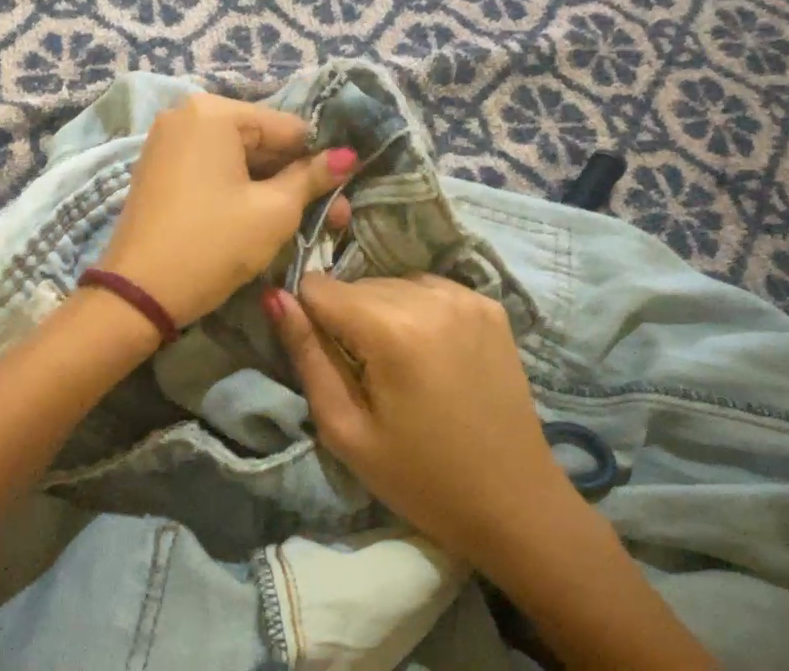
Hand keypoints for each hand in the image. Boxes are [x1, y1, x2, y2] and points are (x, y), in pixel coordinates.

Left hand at [97, 94, 355, 327]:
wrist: (138, 292)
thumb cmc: (213, 245)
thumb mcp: (274, 211)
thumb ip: (312, 177)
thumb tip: (348, 155)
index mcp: (213, 111)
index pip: (288, 126)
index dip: (320, 159)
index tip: (344, 192)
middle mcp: (185, 114)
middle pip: (260, 139)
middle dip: (295, 175)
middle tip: (332, 214)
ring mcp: (167, 141)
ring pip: (237, 157)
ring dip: (270, 185)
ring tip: (301, 220)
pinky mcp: (158, 168)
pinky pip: (211, 168)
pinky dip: (238, 187)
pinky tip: (259, 216)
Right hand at [265, 274, 571, 559]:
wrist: (514, 504)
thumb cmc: (419, 478)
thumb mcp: (344, 429)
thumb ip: (307, 355)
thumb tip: (273, 296)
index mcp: (392, 330)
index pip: (319, 287)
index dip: (307, 317)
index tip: (320, 356)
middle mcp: (430, 298)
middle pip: (355, 284)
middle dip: (345, 318)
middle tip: (360, 374)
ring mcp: (466, 298)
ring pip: (390, 283)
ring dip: (379, 312)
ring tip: (395, 365)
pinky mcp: (490, 307)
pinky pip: (427, 289)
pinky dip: (415, 310)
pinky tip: (426, 353)